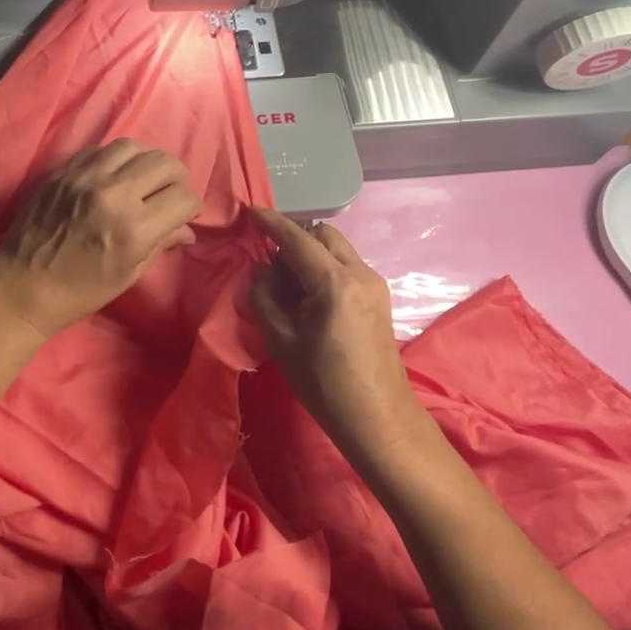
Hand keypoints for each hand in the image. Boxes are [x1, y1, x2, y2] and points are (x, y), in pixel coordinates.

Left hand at [0, 140, 200, 339]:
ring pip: (135, 147)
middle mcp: (113, 193)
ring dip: (148, 162)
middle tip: (170, 195)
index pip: (183, 198)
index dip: (191, 207)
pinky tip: (116, 176)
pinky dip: (118, 159)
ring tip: (144, 179)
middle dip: (176, 179)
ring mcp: (86, 176)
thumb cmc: (80, 291)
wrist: (22, 287)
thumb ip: (161, 243)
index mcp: (133, 228)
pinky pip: (102, 150)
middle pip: (165, 164)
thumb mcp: (128, 274)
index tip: (185, 215)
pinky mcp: (65, 170)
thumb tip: (187, 229)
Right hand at [247, 207, 420, 456]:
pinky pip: (346, 265)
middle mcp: (360, 273)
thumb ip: (265, 296)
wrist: (377, 417)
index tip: (251, 212)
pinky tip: (311, 299)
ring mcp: (374, 284)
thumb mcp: (281, 340)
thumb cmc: (324, 383)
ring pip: (336, 248)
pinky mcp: (379, 297)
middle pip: (322, 234)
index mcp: (334, 283)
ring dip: (310, 254)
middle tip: (273, 269)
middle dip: (294, 239)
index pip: (298, 239)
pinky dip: (324, 268)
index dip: (272, 223)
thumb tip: (263, 270)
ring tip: (290, 289)